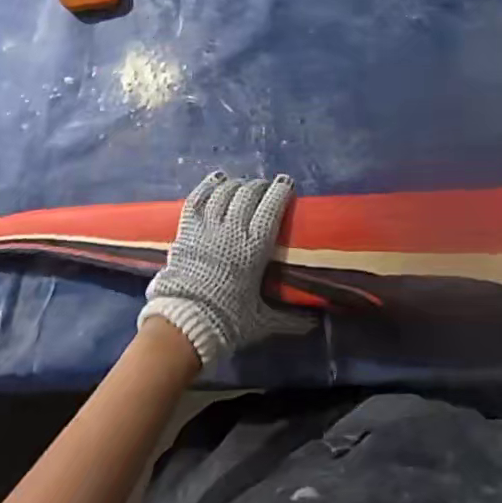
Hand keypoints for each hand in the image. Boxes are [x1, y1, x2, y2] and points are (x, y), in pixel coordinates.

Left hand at [139, 172, 314, 365]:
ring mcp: (208, 226)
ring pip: (224, 192)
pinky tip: (216, 179)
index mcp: (255, 247)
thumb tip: (314, 323)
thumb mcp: (263, 321)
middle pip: (248, 194)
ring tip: (243, 184)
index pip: (271, 208)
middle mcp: (232, 229)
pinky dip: (208, 185)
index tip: (286, 183)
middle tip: (264, 187)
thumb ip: (289, 319)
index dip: (280, 191)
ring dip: (236, 184)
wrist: (186, 318)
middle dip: (259, 186)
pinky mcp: (187, 228)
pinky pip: (198, 197)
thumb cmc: (228, 320)